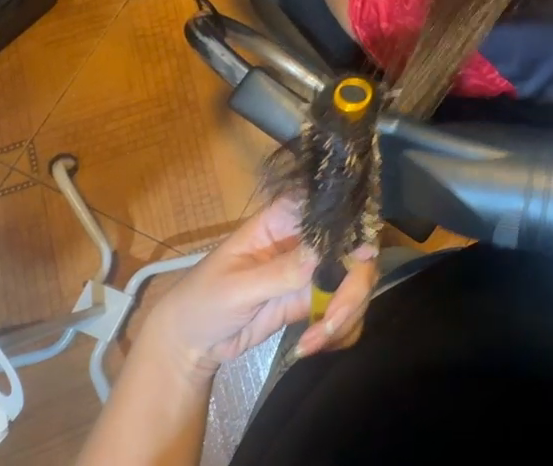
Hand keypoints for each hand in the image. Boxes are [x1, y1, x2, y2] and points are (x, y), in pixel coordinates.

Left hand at [146, 194, 376, 378]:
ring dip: (346, 315)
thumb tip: (327, 251)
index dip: (354, 224)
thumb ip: (283, 271)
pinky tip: (314, 345)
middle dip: (353, 288)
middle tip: (334, 321)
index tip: (362, 254)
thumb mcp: (238, 286)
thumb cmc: (202, 301)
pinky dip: (340, 330)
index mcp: (283, 219)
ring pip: (356, 280)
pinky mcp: (314, 300)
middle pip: (354, 247)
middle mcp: (306, 239)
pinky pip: (346, 310)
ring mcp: (314, 270)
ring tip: (314, 342)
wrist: (189, 345)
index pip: (329, 207)